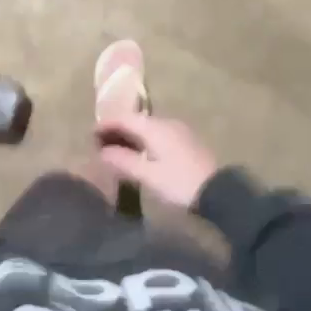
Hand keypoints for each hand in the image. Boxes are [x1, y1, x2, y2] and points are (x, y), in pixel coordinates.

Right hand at [96, 113, 220, 207]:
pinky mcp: (186, 141)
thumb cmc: (180, 183)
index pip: (124, 118)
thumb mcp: (149, 176)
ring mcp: (178, 131)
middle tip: (100, 144)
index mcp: (155, 127)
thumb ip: (124, 162)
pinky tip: (140, 154)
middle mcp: (166, 122)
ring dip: (131, 135)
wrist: (220, 192)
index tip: (90, 135)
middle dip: (117, 130)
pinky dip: (143, 140)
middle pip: (135, 120)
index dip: (106, 125)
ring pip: (147, 127)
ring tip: (117, 150)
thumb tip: (102, 152)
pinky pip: (157, 134)